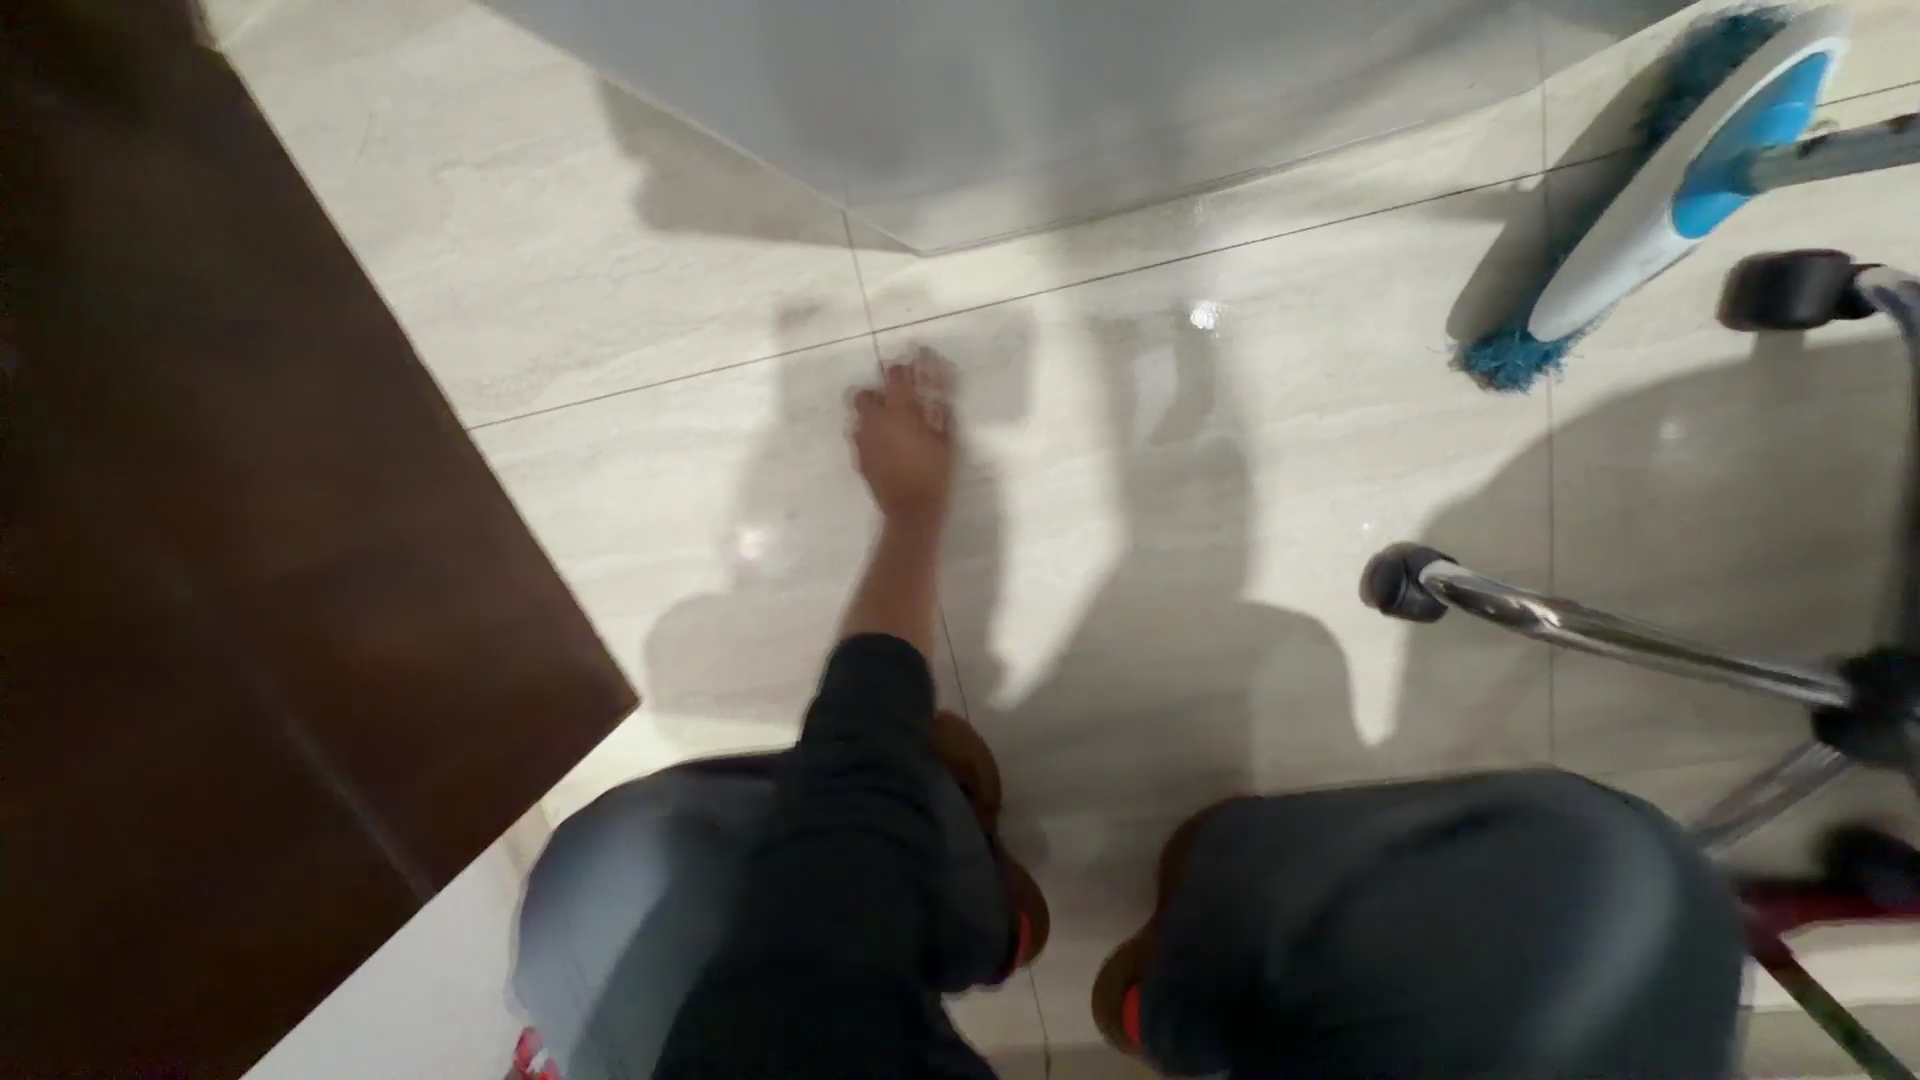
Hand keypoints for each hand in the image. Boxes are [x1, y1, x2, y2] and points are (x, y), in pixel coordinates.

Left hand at [850, 350, 954, 523]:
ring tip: (889, 430)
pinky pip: (859, 439)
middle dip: (876, 396)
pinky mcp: (859, 458)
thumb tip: (934, 400)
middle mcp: (876, 421)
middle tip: (893, 406)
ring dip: (871, 418)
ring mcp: (863, 440)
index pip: (895, 376)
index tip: (910, 376)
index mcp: (900, 411)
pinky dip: (869, 438)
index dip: (902, 372)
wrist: (911, 509)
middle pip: (864, 394)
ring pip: (859, 417)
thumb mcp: (945, 442)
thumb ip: (938, 415)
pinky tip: (885, 450)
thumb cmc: (934, 474)